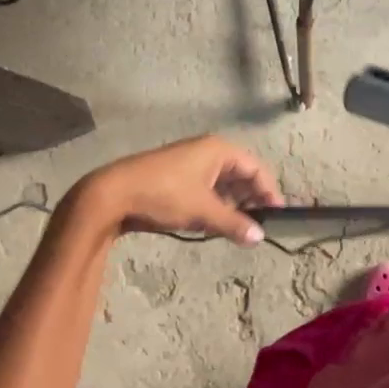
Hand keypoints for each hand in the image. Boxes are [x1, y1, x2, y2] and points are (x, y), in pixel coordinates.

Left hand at [64, 137, 282, 245]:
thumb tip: (260, 237)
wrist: (111, 194)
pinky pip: (205, 188)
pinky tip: (209, 224)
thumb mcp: (202, 211)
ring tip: (233, 228)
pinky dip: (212, 205)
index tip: (277, 214)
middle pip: (240, 175)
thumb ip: (234, 223)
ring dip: (230, 205)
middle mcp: (207, 151)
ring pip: (221, 184)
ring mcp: (189, 162)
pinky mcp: (175, 176)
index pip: (255, 168)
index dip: (268, 191)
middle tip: (256, 224)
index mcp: (219, 150)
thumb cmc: (163, 195)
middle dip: (249, 199)